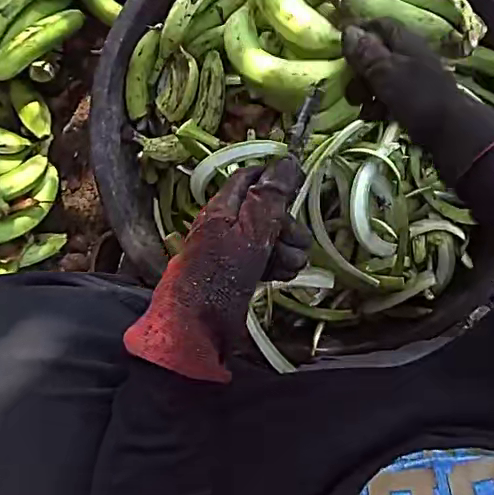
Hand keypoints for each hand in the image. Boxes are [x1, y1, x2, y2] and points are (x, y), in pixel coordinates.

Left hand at [124, 157, 308, 382]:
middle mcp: (228, 226)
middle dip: (287, 225)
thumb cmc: (218, 278)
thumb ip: (270, 198)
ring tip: (285, 266)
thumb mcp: (248, 232)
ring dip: (287, 249)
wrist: (196, 333)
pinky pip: (270, 260)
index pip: (250, 178)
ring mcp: (235, 251)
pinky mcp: (243, 275)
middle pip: (269, 210)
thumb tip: (289, 161)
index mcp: (223, 207)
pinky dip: (280, 266)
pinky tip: (282, 276)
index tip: (297, 187)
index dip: (274, 178)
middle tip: (291, 241)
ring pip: (274, 237)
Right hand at [343, 19, 493, 183]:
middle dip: (360, 70)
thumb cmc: (418, 98)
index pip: (379, 25)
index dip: (359, 31)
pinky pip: (392, 97)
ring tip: (363, 108)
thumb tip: (349, 30)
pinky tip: (375, 118)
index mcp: (406, 42)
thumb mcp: (387, 73)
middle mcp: (412, 56)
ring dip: (367, 91)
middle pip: (378, 54)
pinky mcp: (419, 101)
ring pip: (383, 78)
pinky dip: (380, 105)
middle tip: (351, 89)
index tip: (340, 46)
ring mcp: (416, 79)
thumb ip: (367, 53)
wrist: (454, 134)